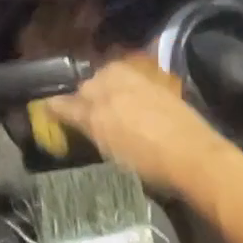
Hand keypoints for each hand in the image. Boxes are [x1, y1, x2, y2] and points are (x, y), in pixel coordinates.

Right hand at [42, 57, 235, 194]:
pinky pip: (127, 74)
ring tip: (107, 100)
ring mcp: (131, 81)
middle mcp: (108, 90)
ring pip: (104, 76)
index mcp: (94, 113)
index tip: (47, 110)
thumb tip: (76, 122)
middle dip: (80, 97)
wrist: (196, 158)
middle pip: (84, 87)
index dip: (53, 108)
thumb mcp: (112, 155)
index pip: (63, 104)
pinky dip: (122, 81)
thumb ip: (91, 133)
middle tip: (84, 112)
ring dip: (101, 85)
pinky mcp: (152, 80)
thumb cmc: (152, 168)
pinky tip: (128, 94)